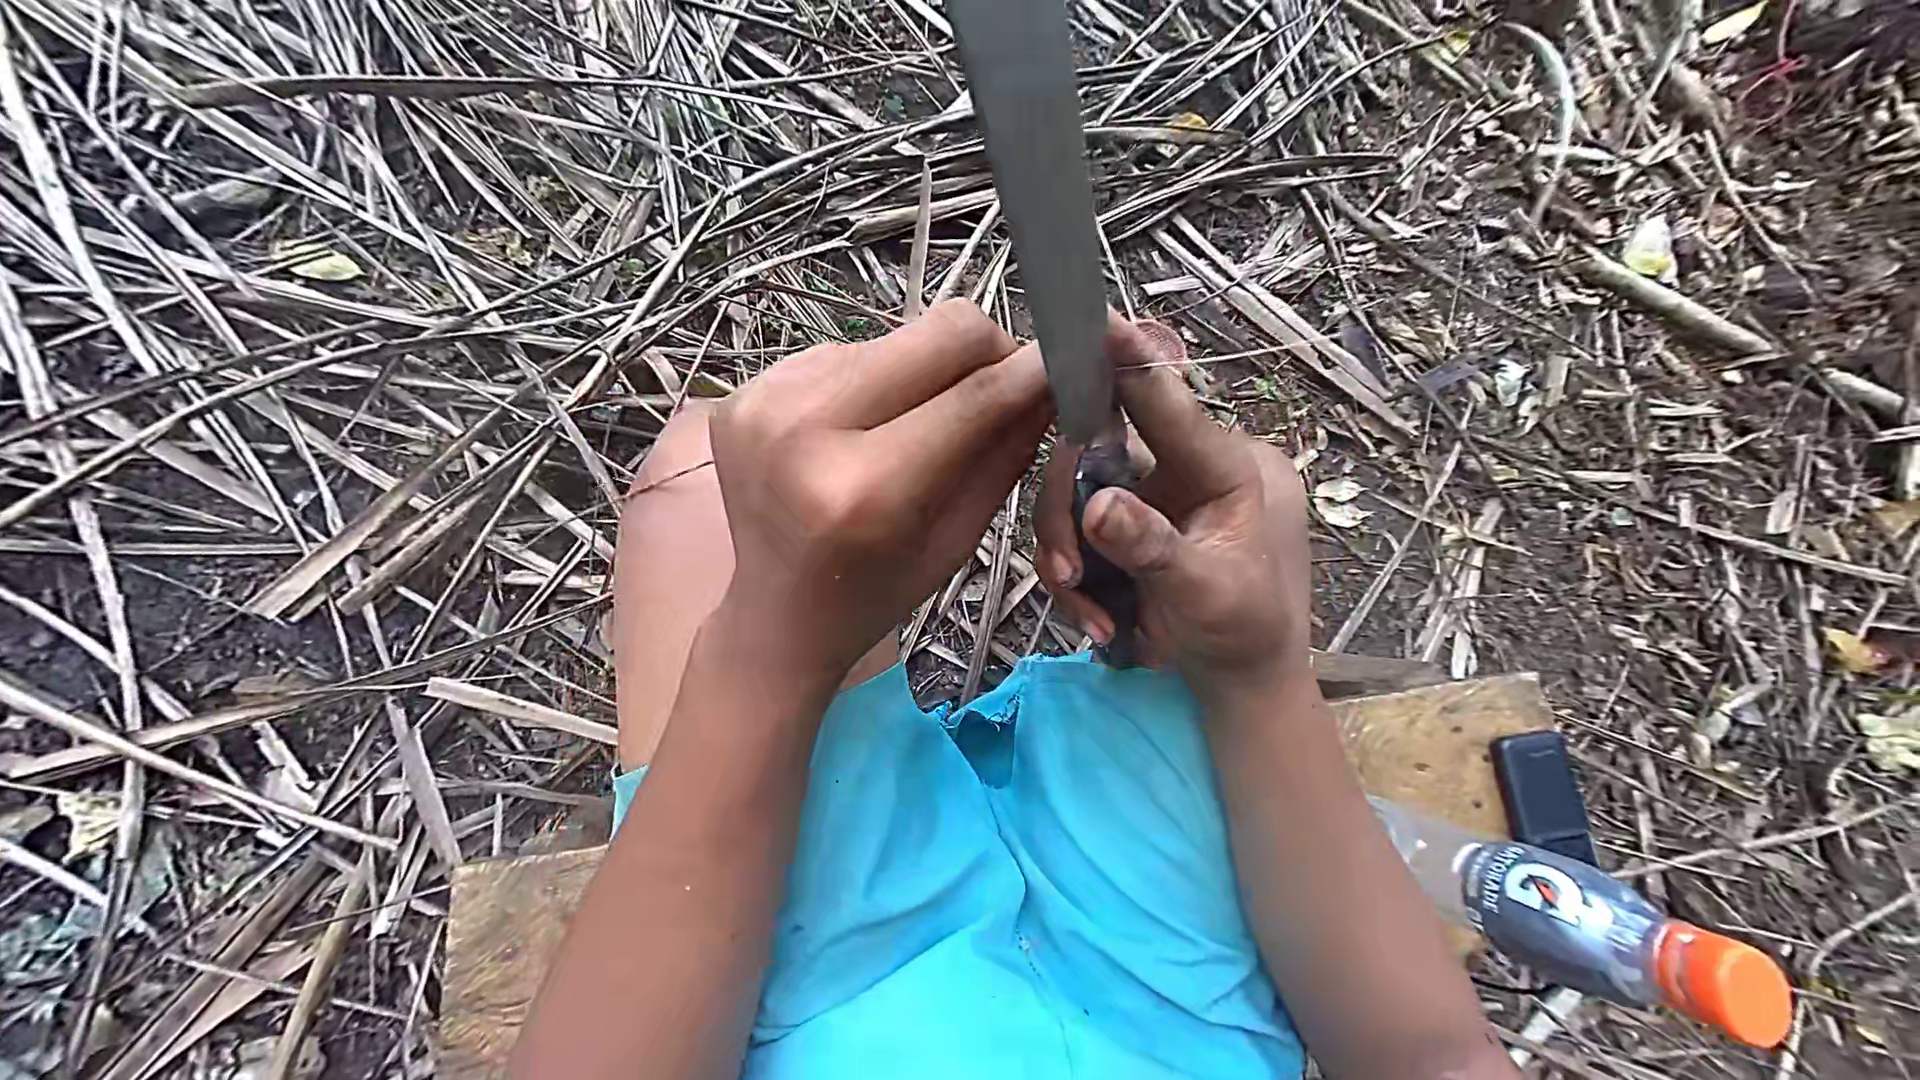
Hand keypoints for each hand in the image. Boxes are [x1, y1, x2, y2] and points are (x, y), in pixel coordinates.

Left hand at [708, 300, 1050, 685]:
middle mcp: (806, 428)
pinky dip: (877, 380)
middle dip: (988, 351)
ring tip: (920, 423)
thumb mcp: (954, 542)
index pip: (975, 394)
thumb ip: (1004, 456)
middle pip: (938, 332)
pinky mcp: (745, 389)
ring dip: (927, 370)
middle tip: (999, 388)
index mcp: (865, 490)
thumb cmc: (871, 595)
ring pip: (894, 336)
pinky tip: (866, 428)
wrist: (776, 614)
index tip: (1064, 362)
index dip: (1033, 369)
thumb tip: (1047, 386)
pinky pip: (844, 354)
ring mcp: (766, 399)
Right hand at [1035, 316, 1312, 698]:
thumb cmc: (1245, 630)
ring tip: (1085, 608)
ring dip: (1062, 553)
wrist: (1235, 676)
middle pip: (1092, 450)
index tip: (1094, 327)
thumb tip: (1098, 507)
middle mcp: (1174, 468)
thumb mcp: (1207, 593)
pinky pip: (1067, 532)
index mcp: (1222, 467)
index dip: (1128, 365)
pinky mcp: (1114, 527)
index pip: (1168, 406)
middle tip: (1066, 571)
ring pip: (1068, 494)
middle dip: (1065, 511)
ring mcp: (1141, 497)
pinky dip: (1067, 576)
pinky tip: (1095, 618)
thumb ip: (1153, 548)